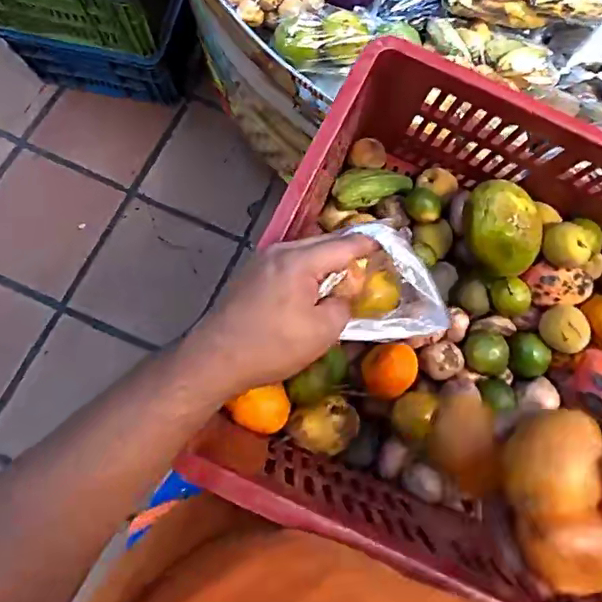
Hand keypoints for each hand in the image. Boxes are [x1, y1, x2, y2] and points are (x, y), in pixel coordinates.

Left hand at [178, 231, 377, 398]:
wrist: (214, 359)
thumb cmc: (272, 346)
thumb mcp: (322, 332)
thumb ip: (343, 304)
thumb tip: (345, 291)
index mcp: (300, 260)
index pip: (343, 244)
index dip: (368, 243)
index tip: (387, 242)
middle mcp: (280, 251)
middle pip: (322, 242)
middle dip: (347, 249)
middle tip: (369, 258)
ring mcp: (261, 261)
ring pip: (303, 252)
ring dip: (325, 260)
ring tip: (342, 275)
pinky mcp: (250, 275)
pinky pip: (288, 263)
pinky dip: (305, 269)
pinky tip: (310, 288)